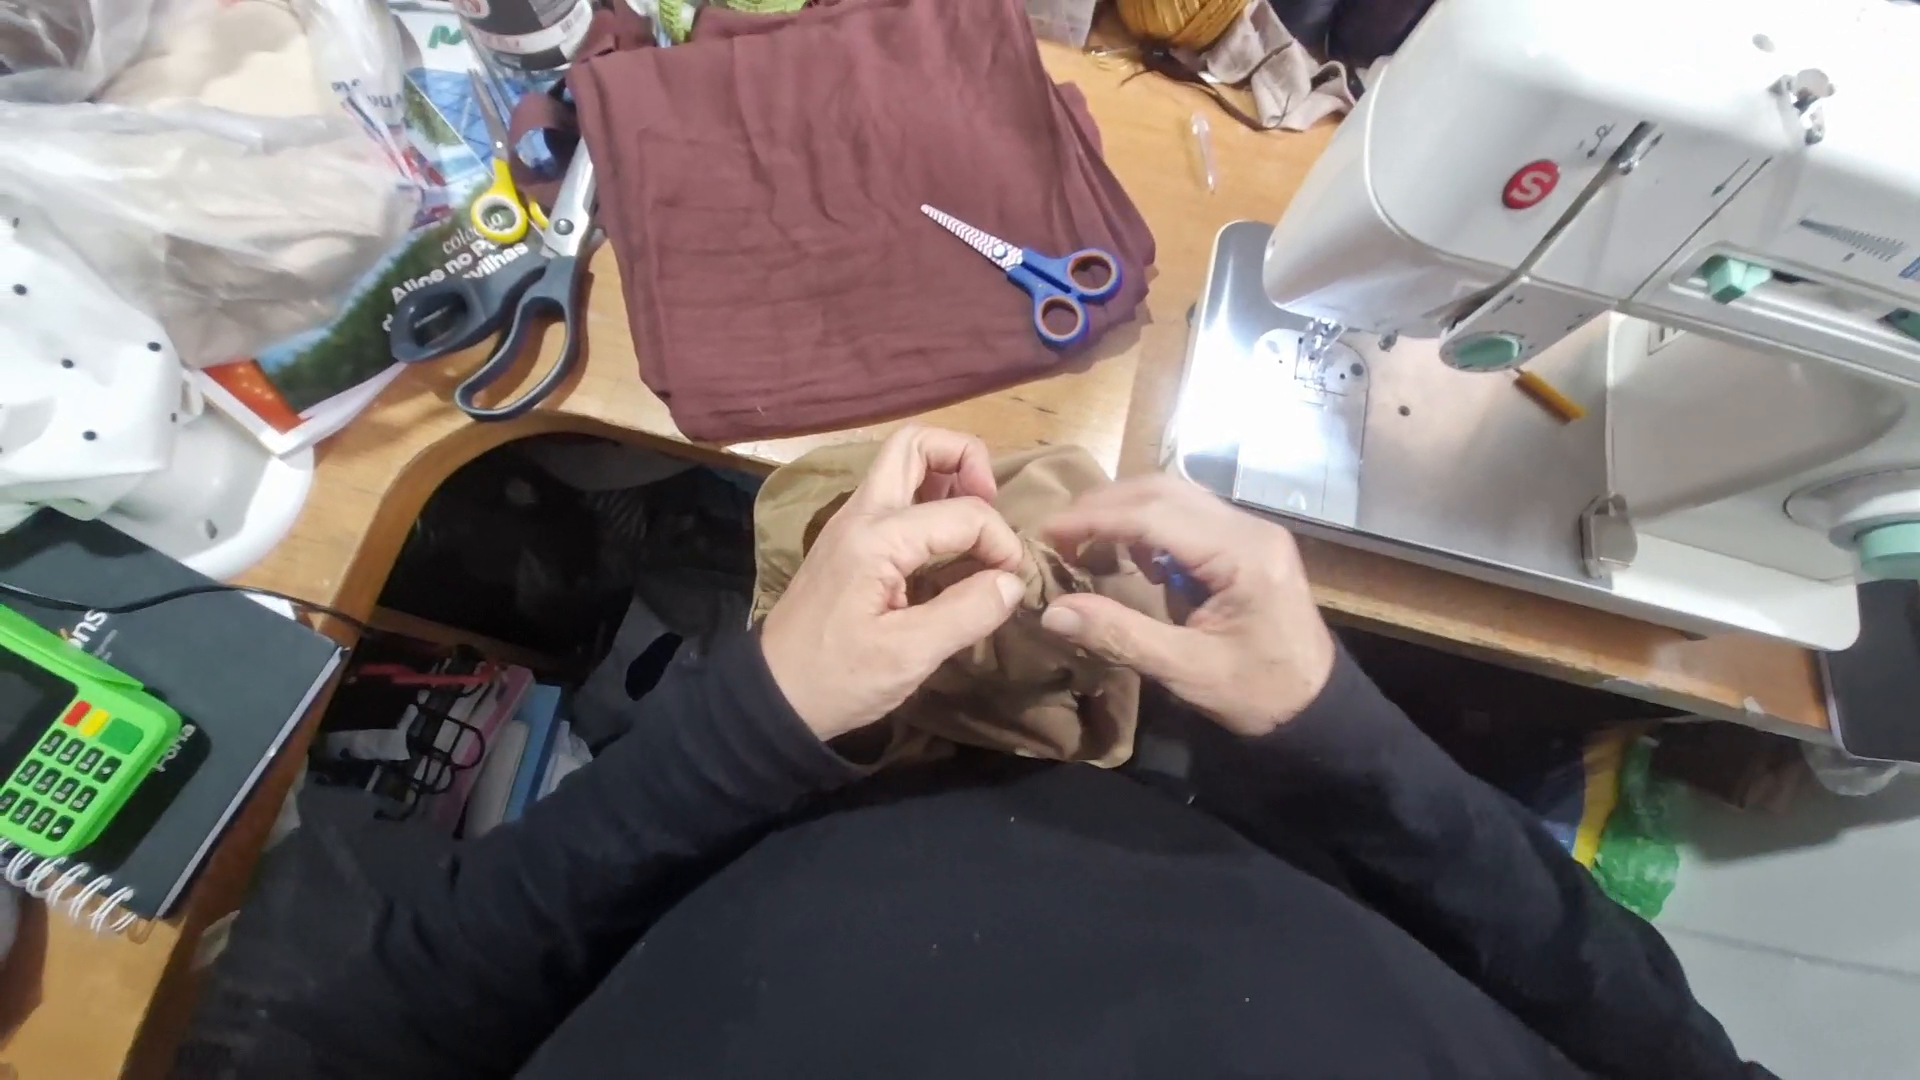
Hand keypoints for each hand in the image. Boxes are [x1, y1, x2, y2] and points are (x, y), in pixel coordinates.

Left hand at [761, 426, 1027, 742]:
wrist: (772, 697)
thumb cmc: (836, 679)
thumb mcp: (908, 656)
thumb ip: (967, 613)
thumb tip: (1013, 582)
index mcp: (877, 539)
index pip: (963, 512)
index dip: (1000, 541)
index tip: (1010, 582)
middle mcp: (861, 514)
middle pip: (915, 444)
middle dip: (965, 459)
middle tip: (990, 506)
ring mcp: (851, 524)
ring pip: (903, 464)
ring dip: (946, 477)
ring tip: (974, 524)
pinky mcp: (850, 541)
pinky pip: (896, 497)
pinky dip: (930, 503)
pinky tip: (949, 547)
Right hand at [1037, 474, 1334, 736]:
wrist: (1316, 708)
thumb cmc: (1256, 692)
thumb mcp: (1185, 670)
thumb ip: (1119, 635)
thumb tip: (1054, 611)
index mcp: (1242, 555)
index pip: (1154, 515)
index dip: (1095, 519)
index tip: (1050, 531)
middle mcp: (1249, 528)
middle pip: (1163, 491)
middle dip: (1105, 506)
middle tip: (1061, 533)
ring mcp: (1251, 530)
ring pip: (1175, 495)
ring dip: (1125, 510)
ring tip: (1087, 539)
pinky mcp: (1246, 542)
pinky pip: (1188, 513)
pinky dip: (1149, 523)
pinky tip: (1134, 555)